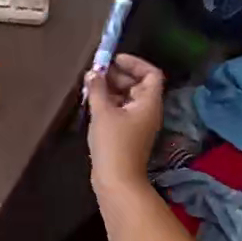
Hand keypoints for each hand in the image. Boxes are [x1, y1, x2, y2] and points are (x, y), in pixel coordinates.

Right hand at [86, 53, 165, 192]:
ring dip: (111, 91)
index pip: (150, 73)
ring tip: (91, 88)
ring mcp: (139, 125)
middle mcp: (148, 111)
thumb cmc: (113, 143)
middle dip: (118, 76)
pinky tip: (93, 105)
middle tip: (96, 73)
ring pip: (128, 99)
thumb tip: (93, 73)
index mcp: (149, 102)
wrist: (117, 180)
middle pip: (138, 85)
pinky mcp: (128, 136)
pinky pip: (122, 113)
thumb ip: (97, 89)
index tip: (114, 60)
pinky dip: (110, 105)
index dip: (134, 63)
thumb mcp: (103, 112)